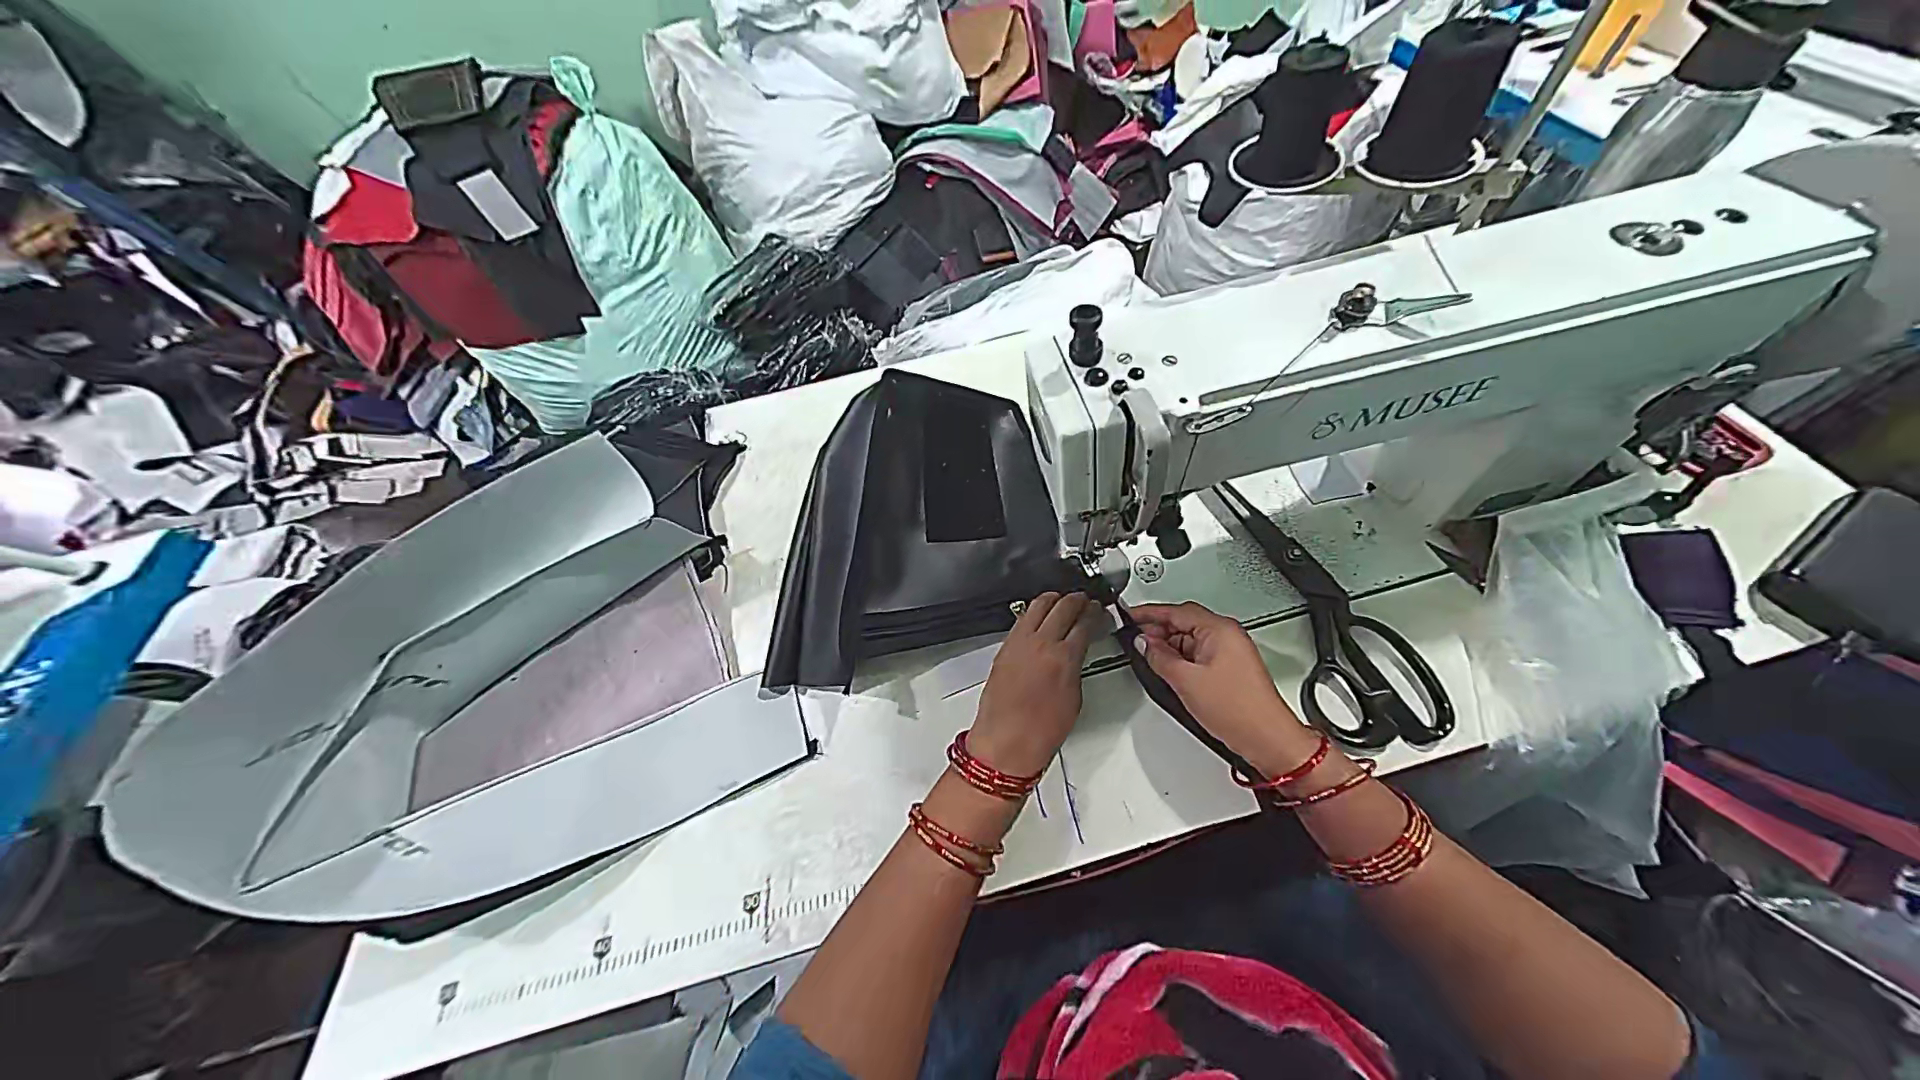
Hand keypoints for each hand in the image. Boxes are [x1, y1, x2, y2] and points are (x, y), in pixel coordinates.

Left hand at [969, 592, 1094, 776]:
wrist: (1006, 742)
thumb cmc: (1038, 731)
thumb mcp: (1074, 698)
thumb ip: (1076, 668)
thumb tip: (1076, 655)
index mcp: (1064, 658)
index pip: (1085, 622)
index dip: (1096, 613)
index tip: (1100, 611)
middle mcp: (1040, 645)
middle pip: (1063, 606)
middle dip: (1078, 600)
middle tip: (1085, 601)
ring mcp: (1019, 644)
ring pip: (1038, 605)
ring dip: (1054, 600)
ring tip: (1062, 601)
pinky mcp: (1004, 648)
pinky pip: (1021, 619)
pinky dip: (1034, 612)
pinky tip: (1039, 616)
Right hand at [1130, 601, 1318, 772]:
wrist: (1267, 739)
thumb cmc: (1239, 710)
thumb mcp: (1185, 680)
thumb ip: (1159, 657)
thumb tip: (1144, 643)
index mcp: (1220, 629)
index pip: (1176, 611)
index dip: (1148, 613)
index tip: (1130, 616)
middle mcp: (1228, 636)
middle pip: (1183, 623)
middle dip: (1157, 632)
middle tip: (1136, 641)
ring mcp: (1230, 652)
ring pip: (1190, 640)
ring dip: (1169, 649)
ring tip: (1151, 661)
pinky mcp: (1229, 669)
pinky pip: (1198, 655)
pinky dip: (1181, 661)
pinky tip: (1169, 673)